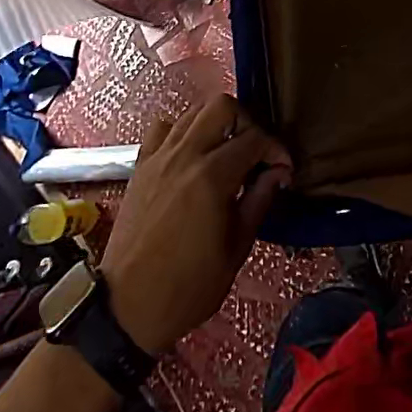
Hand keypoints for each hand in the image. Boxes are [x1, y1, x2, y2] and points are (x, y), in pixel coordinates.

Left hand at [99, 96, 292, 355]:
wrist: (128, 305)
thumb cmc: (189, 286)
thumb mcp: (236, 248)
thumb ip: (259, 200)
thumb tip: (278, 173)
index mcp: (211, 177)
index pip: (255, 139)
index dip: (277, 151)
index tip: (284, 172)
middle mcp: (184, 155)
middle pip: (222, 106)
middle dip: (248, 123)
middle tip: (256, 153)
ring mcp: (158, 157)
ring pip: (192, 111)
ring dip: (216, 124)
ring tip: (227, 153)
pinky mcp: (140, 165)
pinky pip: (163, 128)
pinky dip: (182, 132)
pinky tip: (192, 157)